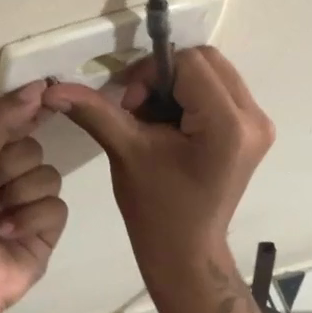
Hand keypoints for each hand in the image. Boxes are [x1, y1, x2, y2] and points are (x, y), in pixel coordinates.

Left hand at [0, 81, 68, 312]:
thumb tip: (35, 86)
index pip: (8, 125)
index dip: (27, 110)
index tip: (49, 92)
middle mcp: (0, 180)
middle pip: (33, 148)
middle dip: (12, 165)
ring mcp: (25, 206)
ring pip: (48, 176)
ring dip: (21, 194)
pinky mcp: (44, 233)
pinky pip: (57, 207)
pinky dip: (32, 219)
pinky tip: (8, 235)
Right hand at [42, 46, 273, 274]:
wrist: (185, 251)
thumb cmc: (155, 209)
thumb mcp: (124, 152)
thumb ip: (94, 112)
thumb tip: (53, 89)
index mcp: (227, 124)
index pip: (189, 63)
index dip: (151, 74)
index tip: (129, 105)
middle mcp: (253, 118)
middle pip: (207, 61)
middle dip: (165, 76)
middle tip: (139, 110)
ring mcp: (259, 125)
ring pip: (214, 73)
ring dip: (178, 86)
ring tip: (155, 121)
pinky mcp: (254, 132)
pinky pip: (221, 92)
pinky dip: (191, 98)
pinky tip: (172, 128)